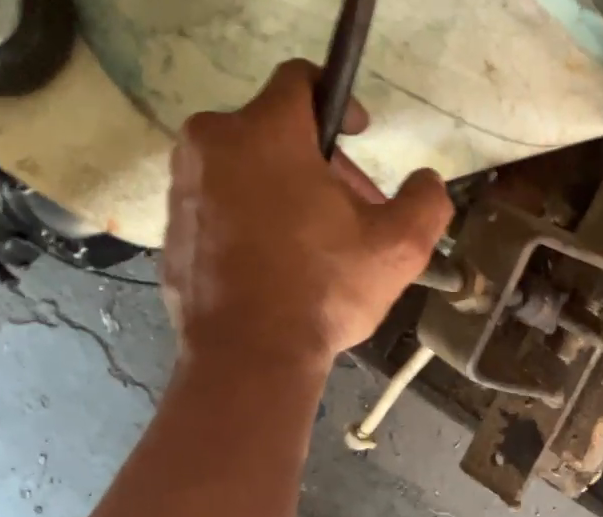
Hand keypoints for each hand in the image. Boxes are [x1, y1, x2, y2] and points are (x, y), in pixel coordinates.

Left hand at [161, 59, 453, 366]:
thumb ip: (426, 203)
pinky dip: (256, 219)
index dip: (339, 100)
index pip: (301, 81)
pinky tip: (285, 264)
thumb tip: (428, 182)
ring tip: (321, 245)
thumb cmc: (326, 289)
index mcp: (267, 133)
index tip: (360, 135)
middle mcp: (213, 141)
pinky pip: (224, 203)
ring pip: (249, 167)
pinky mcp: (173, 221)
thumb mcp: (400, 248)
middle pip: (278, 131)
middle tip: (356, 214)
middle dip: (322, 165)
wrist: (250, 350)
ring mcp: (185, 181)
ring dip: (289, 192)